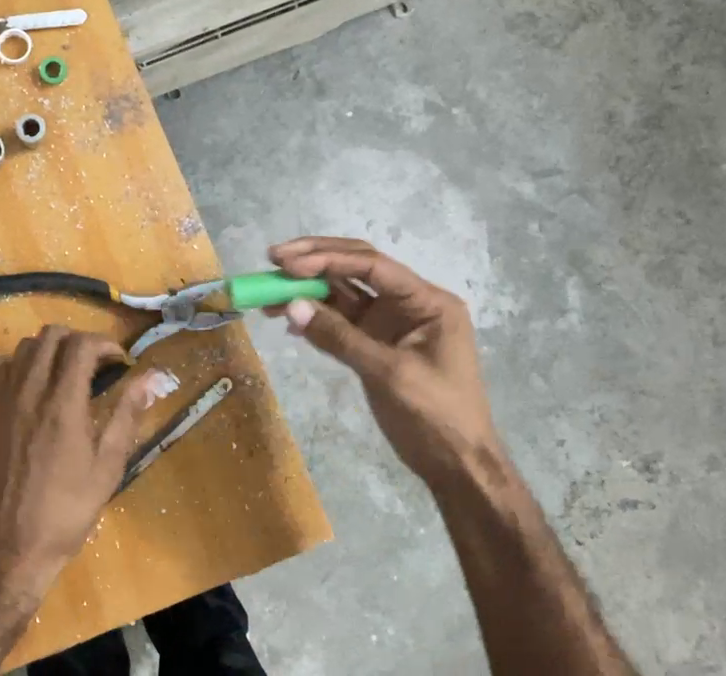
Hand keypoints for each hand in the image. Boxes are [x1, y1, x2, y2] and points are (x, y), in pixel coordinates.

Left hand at [0, 326, 166, 598]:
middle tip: (97, 365)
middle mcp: (30, 390)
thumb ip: (128, 413)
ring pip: (25, 346)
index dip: (105, 344)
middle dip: (78, 340)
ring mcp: (5, 398)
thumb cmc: (68, 508)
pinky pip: (5, 367)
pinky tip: (39, 387)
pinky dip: (25, 363)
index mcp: (63, 403)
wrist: (13, 539)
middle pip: (50, 334)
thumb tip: (153, 376)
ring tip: (69, 373)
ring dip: (51, 349)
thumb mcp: (108, 465)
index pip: (80, 345)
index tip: (120, 363)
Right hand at [266, 237, 503, 485]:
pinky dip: (313, 317)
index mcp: (427, 301)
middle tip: (272, 259)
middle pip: (355, 268)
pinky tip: (287, 320)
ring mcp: (390, 322)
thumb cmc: (435, 416)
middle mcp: (408, 303)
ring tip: (268, 294)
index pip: (371, 265)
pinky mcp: (374, 343)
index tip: (285, 263)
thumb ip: (339, 337)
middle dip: (313, 262)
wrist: (457, 467)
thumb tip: (290, 306)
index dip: (326, 258)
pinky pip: (339, 319)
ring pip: (342, 293)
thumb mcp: (388, 374)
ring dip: (306, 289)